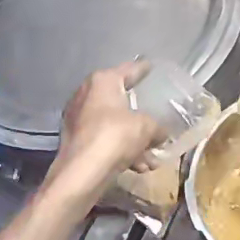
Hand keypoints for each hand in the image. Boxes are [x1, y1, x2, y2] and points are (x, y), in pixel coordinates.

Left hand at [50, 60, 166, 192]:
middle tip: (157, 121)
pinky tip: (139, 167)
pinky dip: (122, 151)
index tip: (152, 67)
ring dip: (135, 142)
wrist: (82, 172)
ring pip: (115, 126)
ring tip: (152, 158)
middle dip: (140, 117)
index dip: (143, 69)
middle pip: (121, 101)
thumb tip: (161, 133)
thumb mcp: (146, 128)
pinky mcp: (78, 141)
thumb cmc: (115, 137)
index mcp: (102, 81)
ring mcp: (79, 119)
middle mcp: (87, 95)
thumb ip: (157, 127)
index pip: (129, 69)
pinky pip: (106, 141)